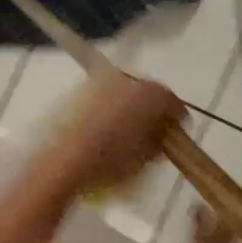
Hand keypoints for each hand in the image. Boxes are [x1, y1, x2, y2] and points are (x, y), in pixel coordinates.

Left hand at [45, 71, 184, 191]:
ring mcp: (102, 82)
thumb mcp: (146, 159)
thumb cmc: (111, 161)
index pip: (174, 103)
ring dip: (129, 107)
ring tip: (124, 131)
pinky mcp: (80, 89)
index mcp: (153, 95)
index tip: (175, 134)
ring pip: (124, 92)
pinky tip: (102, 128)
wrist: (64, 158)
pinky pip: (102, 97)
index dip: (177, 120)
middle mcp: (130, 81)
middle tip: (151, 132)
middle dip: (152, 110)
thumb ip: (160, 143)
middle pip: (149, 93)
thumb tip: (163, 135)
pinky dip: (107, 109)